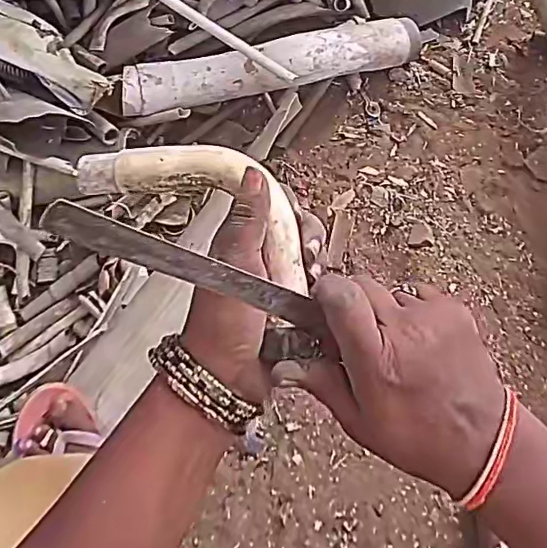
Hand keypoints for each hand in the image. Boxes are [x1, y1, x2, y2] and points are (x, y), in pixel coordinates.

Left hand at [178, 168, 320, 401]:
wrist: (229, 374)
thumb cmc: (220, 321)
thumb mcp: (235, 258)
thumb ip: (249, 217)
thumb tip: (251, 173)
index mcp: (244, 238)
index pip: (275, 206)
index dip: (290, 208)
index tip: (295, 220)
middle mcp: (263, 256)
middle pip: (299, 229)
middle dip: (309, 238)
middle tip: (306, 255)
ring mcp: (281, 281)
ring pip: (313, 257)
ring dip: (318, 265)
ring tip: (311, 278)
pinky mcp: (298, 306)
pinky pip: (321, 288)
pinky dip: (326, 290)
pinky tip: (321, 298)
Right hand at [272, 277, 507, 498]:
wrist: (486, 444)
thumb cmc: (418, 437)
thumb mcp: (360, 422)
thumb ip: (321, 384)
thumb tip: (282, 367)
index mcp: (376, 359)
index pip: (340, 294)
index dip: (325, 294)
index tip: (322, 308)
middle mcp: (404, 330)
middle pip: (359, 284)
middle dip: (351, 304)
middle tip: (358, 336)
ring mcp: (432, 316)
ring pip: (386, 290)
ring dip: (382, 310)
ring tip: (394, 345)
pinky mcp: (453, 309)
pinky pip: (414, 293)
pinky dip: (410, 310)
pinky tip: (418, 340)